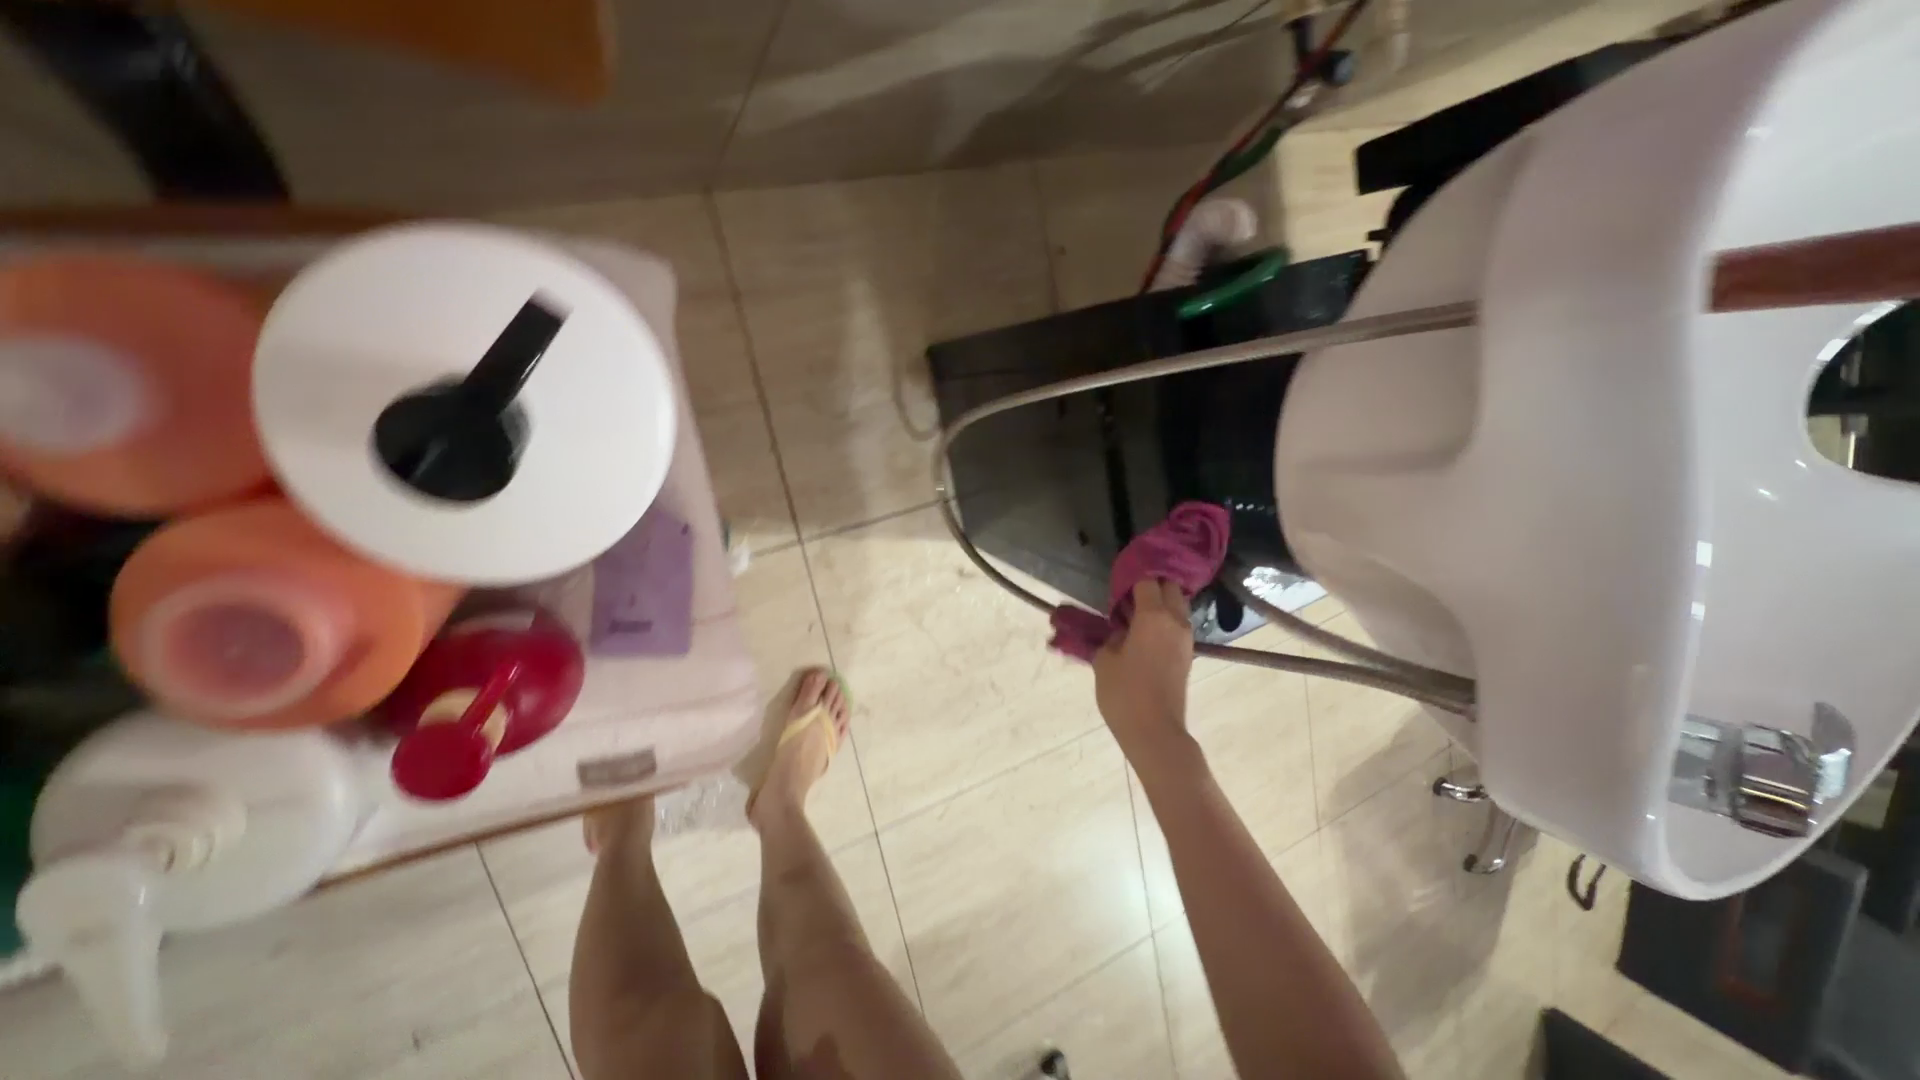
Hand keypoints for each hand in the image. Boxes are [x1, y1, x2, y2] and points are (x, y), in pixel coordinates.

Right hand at [1093, 579, 1195, 762]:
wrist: (1154, 731)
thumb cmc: (1124, 693)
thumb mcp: (1105, 660)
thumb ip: (1112, 636)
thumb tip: (1121, 629)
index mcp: (1154, 616)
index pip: (1146, 581)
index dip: (1130, 579)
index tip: (1115, 584)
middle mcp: (1175, 621)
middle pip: (1169, 588)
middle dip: (1151, 585)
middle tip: (1128, 595)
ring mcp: (1185, 638)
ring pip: (1177, 606)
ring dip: (1160, 603)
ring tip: (1134, 613)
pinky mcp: (1187, 655)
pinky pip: (1177, 626)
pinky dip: (1164, 621)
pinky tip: (1143, 632)